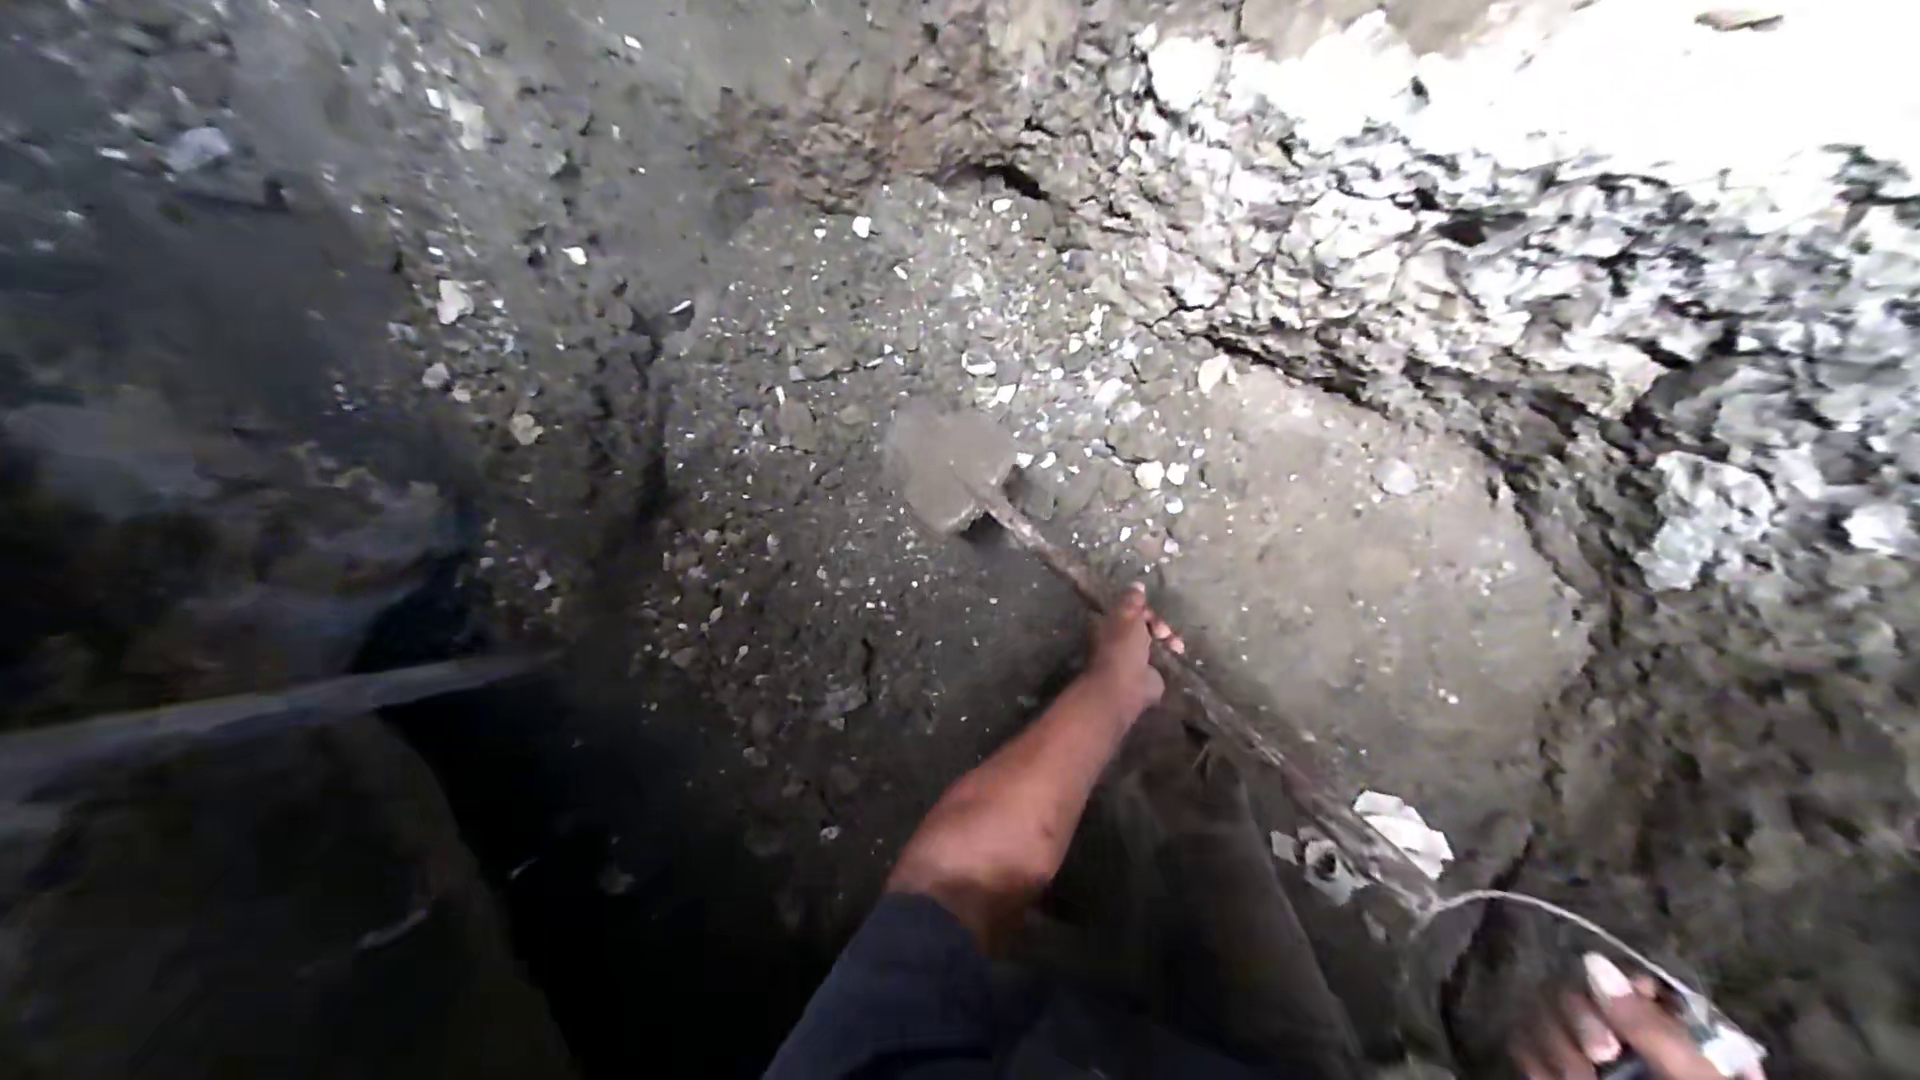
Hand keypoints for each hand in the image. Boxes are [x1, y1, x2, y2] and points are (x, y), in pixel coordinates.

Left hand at [1085, 582, 1183, 716]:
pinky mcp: (1149, 671)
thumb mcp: (1126, 617)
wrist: (1125, 687)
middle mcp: (1121, 639)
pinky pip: (1162, 655)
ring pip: (1155, 639)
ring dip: (1167, 637)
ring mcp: (1135, 656)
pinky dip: (1171, 652)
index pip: (1130, 609)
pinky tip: (1178, 652)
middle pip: (1144, 623)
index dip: (1143, 609)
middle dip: (1158, 623)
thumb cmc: (1121, 648)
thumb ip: (1132, 600)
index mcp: (1110, 624)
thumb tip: (1137, 584)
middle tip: (1164, 631)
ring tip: (1175, 645)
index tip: (1151, 613)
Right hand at [1510, 953, 1764, 1079]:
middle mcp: (1630, 1042)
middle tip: (1597, 1057)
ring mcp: (1591, 1061)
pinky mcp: (1558, 1075)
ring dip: (1553, 1045)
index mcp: (1683, 1042)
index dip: (1614, 986)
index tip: (1612, 1011)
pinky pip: (1525, 1047)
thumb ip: (1655, 1034)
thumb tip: (1591, 959)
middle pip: (1576, 991)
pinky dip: (1536, 1062)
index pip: (1634, 983)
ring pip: (1543, 1015)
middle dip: (1574, 1018)